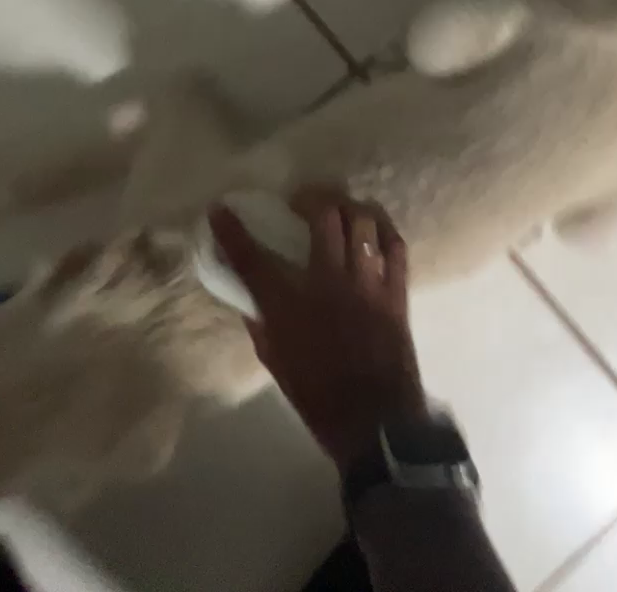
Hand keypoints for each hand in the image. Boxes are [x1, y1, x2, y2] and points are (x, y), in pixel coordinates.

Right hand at [212, 187, 426, 471]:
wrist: (374, 419)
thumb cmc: (317, 396)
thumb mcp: (275, 362)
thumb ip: (261, 324)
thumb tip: (251, 296)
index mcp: (290, 306)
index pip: (253, 259)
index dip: (233, 231)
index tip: (220, 210)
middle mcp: (330, 283)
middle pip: (324, 217)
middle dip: (311, 197)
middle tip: (301, 200)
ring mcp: (368, 283)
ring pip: (363, 222)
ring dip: (348, 206)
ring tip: (339, 208)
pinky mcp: (396, 291)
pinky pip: (395, 245)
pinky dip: (383, 230)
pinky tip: (373, 228)